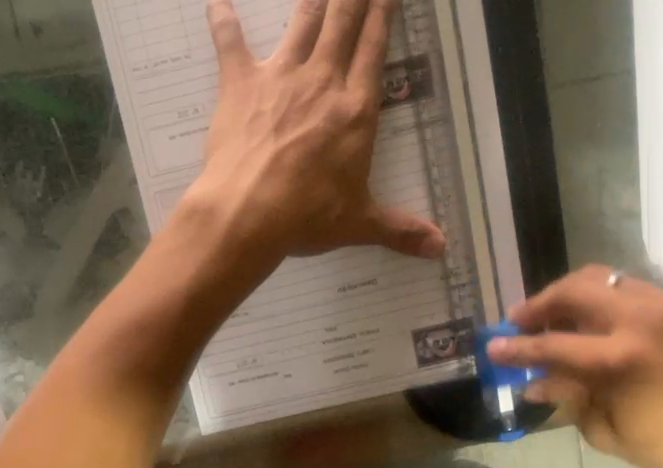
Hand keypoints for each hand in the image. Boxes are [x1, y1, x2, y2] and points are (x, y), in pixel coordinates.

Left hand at [177, 0, 445, 263]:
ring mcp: (279, 77)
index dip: (384, 10)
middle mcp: (322, 81)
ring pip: (302, 20)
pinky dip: (222, 16)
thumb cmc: (308, 217)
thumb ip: (400, 230)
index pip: (375, 46)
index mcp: (356, 110)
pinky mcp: (239, 83)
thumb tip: (440, 249)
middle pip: (343, 18)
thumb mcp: (359, 224)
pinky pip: (229, 39)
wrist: (249, 213)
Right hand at [487, 266, 662, 467]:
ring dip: (570, 294)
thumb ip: (571, 400)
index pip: (551, 345)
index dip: (516, 348)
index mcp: (619, 359)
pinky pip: (628, 289)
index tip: (491, 348)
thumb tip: (536, 383)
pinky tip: (591, 323)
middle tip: (518, 323)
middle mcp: (639, 319)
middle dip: (540, 304)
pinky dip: (600, 298)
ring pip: (603, 280)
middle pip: (575, 290)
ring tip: (552, 319)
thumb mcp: (611, 431)